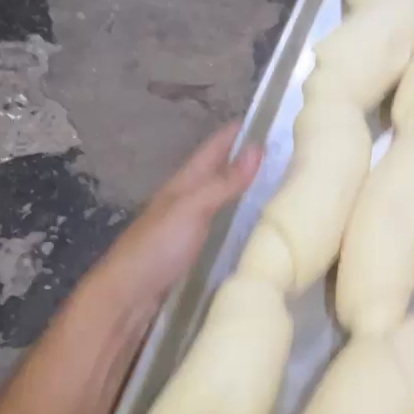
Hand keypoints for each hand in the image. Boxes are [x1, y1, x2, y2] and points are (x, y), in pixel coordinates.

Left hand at [100, 121, 263, 304]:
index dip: (239, 130)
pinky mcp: (193, 250)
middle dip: (248, 158)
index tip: (272, 116)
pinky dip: (241, 218)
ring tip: (281, 186)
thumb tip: (258, 147)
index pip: (216, 146)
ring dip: (246, 188)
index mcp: (185, 182)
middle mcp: (187, 198)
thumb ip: (224, 181)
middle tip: (288, 153)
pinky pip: (223, 224)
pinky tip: (257, 227)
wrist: (125, 297)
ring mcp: (189, 225)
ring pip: (222, 197)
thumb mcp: (192, 208)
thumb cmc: (157, 247)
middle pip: (220, 170)